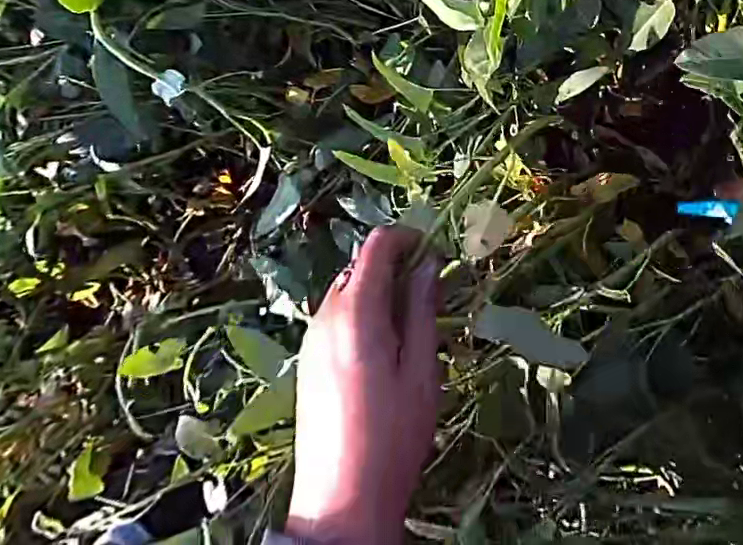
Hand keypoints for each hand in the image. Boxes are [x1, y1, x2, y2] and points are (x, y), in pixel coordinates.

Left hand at [287, 226, 442, 544]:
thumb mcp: (421, 369)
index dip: (408, 238)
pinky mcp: (307, 358)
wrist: (340, 503)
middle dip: (396, 266)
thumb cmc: (392, 435)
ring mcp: (312, 337)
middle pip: (361, 265)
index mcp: (356, 311)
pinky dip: (362, 311)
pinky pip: (337, 315)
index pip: (377, 245)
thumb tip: (428, 262)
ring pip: (348, 289)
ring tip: (410, 324)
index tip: (435, 253)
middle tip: (430, 293)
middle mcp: (327, 315)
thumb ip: (422, 308)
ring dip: (379, 289)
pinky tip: (382, 347)